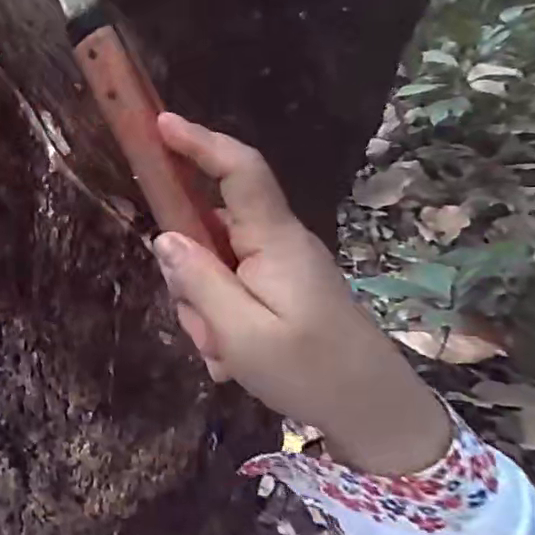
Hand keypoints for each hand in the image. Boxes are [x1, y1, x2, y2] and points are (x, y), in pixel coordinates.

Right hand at [152, 113, 453, 474]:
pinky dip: (220, 316)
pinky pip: (231, 284)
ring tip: (224, 354)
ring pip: (214, 261)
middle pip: (210, 225)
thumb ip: (198, 282)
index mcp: (275, 240)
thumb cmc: (311, 372)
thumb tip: (164, 237)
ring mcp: (280, 264)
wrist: (373, 411)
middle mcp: (278, 241)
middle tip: (202, 329)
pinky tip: (231, 356)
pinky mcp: (281, 286)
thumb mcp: (242, 335)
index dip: (200, 142)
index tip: (161, 123)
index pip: (240, 170)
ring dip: (204, 305)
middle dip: (189, 272)